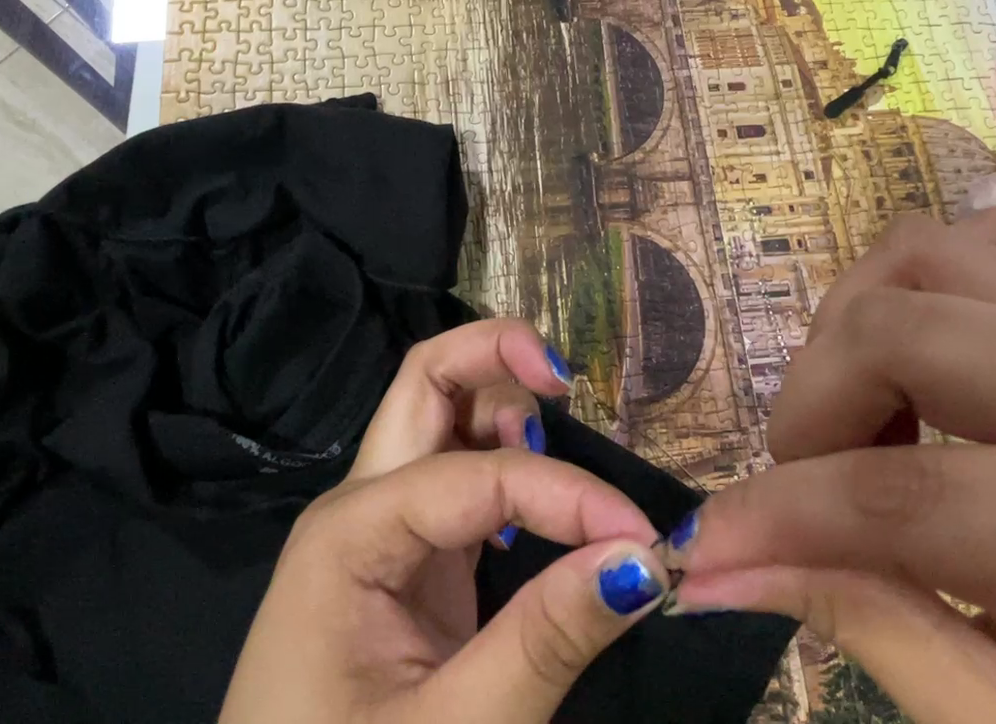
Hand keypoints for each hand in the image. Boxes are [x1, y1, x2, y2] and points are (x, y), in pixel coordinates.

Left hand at [219, 320, 671, 723]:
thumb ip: (544, 642)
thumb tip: (643, 562)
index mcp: (350, 531)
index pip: (478, 474)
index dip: (569, 497)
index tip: (645, 544)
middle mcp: (361, 503)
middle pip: (426, 382)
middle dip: (495, 353)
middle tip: (566, 376)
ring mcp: (383, 526)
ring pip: (441, 415)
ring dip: (502, 398)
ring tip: (563, 433)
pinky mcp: (408, 558)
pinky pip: (458, 476)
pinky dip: (507, 457)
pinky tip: (546, 491)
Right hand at [665, 211, 995, 723]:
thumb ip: (870, 629)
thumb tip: (704, 565)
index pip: (928, 496)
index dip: (786, 515)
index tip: (702, 552)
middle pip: (918, 326)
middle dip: (814, 403)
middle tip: (797, 486)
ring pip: (940, 254)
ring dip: (856, 332)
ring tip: (860, 429)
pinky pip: (978, 253)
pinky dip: (905, 299)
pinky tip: (908, 387)